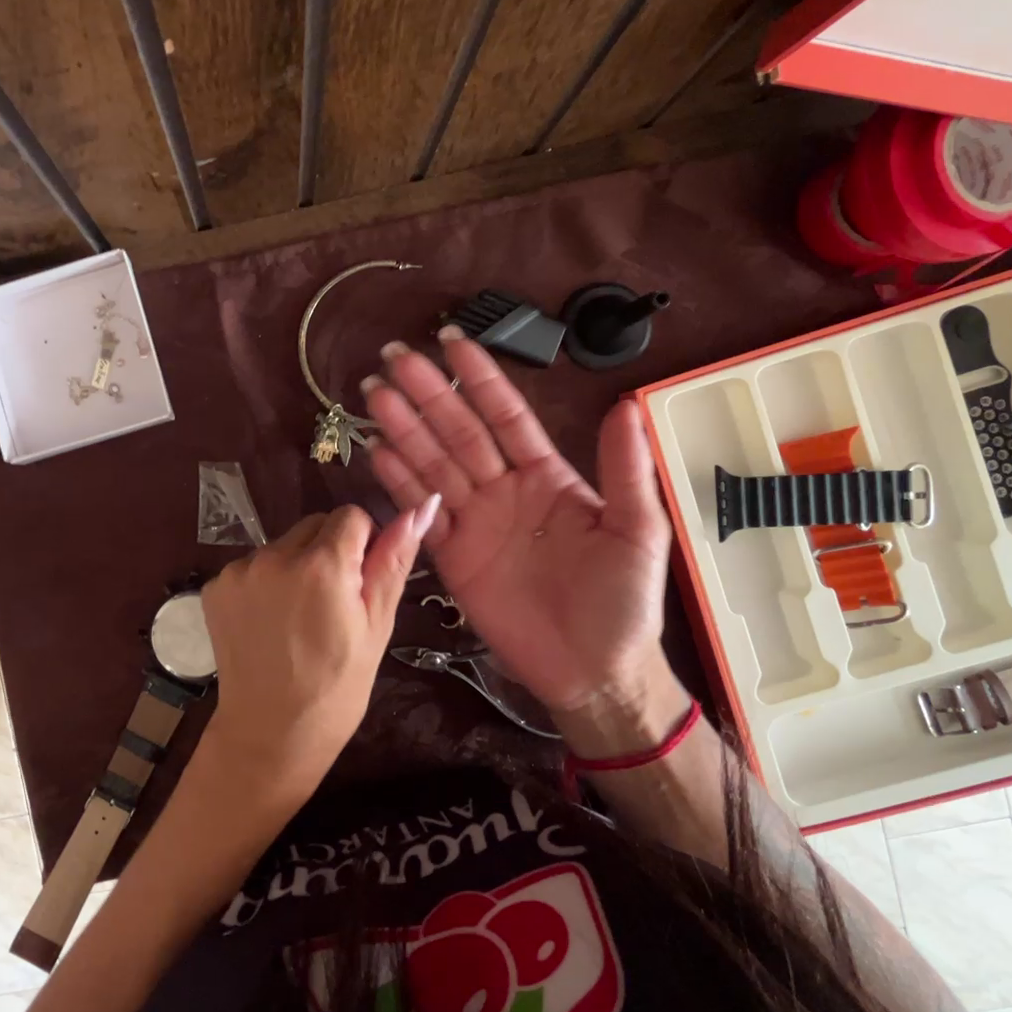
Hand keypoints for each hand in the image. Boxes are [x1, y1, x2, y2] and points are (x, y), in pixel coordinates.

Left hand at [198, 503, 433, 790]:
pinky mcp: (214, 588)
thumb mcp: (377, 626)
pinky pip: (251, 567)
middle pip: (313, 526)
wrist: (271, 733)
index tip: (357, 584)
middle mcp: (274, 556)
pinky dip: (263, 585)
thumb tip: (423, 506)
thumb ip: (393, 560)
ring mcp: (238, 572)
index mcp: (322, 565)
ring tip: (298, 619)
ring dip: (294, 568)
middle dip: (327, 553)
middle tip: (330, 605)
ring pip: (281, 546)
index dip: (362, 546)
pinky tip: (269, 624)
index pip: (351, 516)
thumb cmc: (337, 687)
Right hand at [361, 329, 673, 719]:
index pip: (506, 416)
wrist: (591, 670)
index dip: (479, 380)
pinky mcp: (452, 557)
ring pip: (433, 465)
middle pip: (458, 432)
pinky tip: (377, 452)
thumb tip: (625, 404)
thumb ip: (625, 470)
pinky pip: (422, 513)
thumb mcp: (637, 531)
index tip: (452, 342)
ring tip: (373, 395)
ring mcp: (475, 522)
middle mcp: (504, 490)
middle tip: (393, 358)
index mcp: (548, 477)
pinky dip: (399, 483)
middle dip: (427, 395)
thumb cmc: (623, 601)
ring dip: (404, 429)